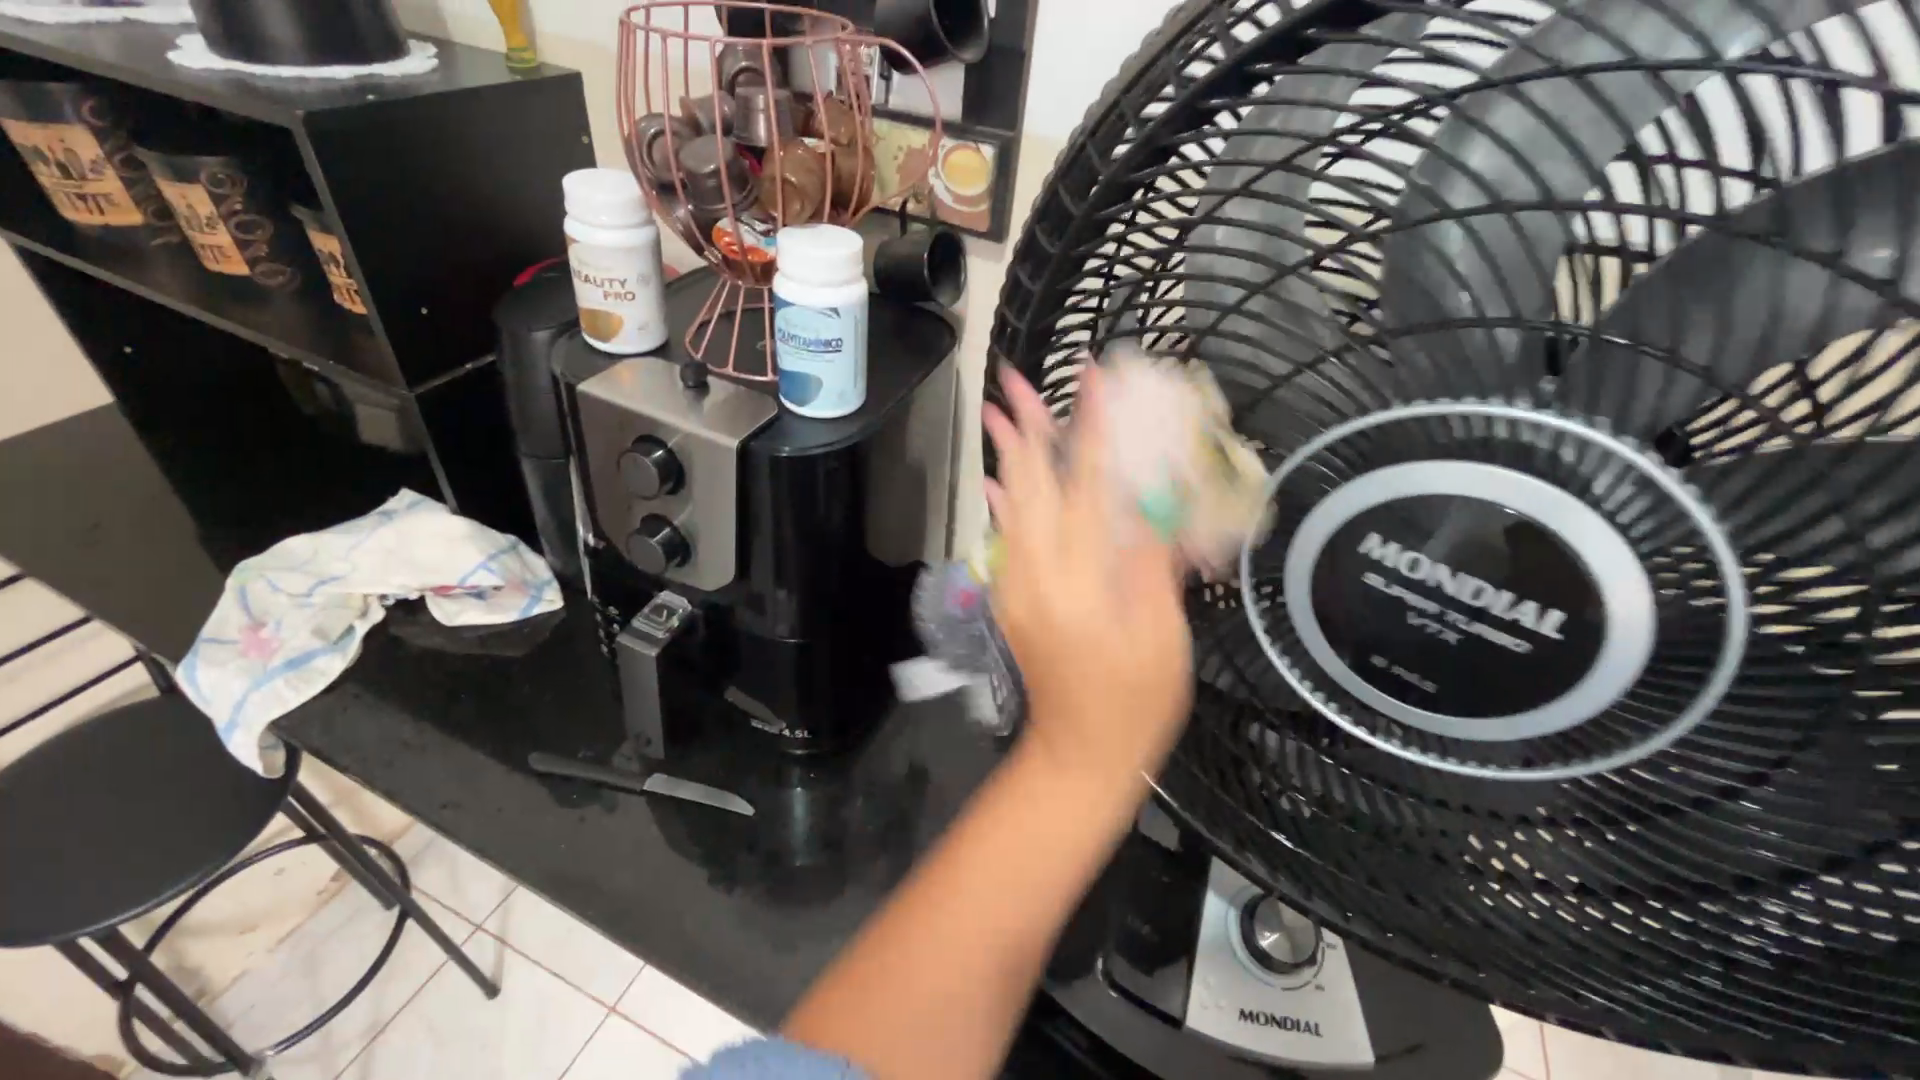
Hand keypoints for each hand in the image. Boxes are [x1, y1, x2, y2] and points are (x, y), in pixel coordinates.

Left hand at [983, 364, 1193, 791]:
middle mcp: (1036, 576)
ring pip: (1012, 508)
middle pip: (1031, 489)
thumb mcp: (1162, 635)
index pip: (1088, 489)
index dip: (1091, 431)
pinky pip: (1005, 539)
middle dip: (1024, 430)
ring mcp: (1016, 589)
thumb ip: (1151, 563)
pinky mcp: (1012, 601)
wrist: (1079, 756)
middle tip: (1013, 379)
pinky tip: (995, 481)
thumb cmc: (1135, 704)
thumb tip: (1153, 501)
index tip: (1091, 381)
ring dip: (1008, 457)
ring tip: (998, 411)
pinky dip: (1002, 504)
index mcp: (1080, 583)